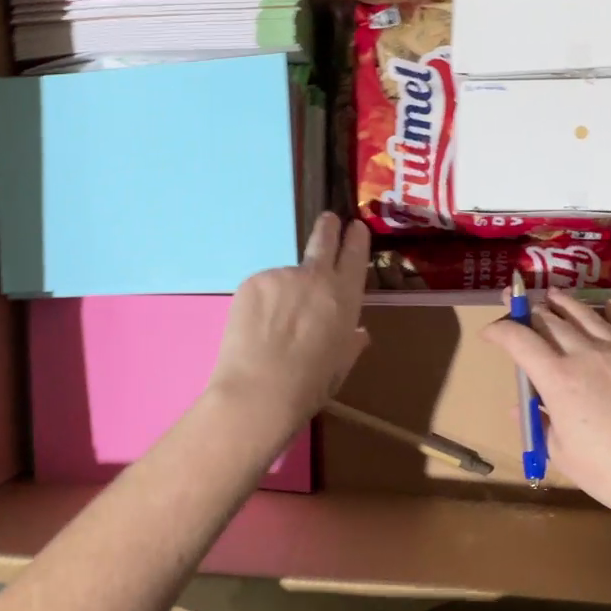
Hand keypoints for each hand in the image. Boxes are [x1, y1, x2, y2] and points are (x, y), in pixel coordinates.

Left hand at [208, 214, 371, 432]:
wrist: (260, 391)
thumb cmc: (309, 385)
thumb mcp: (340, 365)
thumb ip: (350, 343)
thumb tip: (358, 332)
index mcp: (344, 297)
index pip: (354, 256)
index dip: (355, 239)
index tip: (356, 227)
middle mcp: (316, 277)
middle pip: (322, 241)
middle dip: (327, 229)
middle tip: (327, 220)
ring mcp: (281, 276)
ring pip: (286, 276)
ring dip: (284, 291)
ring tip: (273, 326)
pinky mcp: (252, 282)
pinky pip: (262, 287)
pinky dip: (261, 302)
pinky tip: (255, 328)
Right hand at [483, 291, 610, 526]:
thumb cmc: (610, 473)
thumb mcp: (561, 452)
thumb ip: (540, 422)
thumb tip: (525, 407)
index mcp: (557, 379)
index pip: (518, 339)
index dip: (499, 331)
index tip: (489, 334)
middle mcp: (586, 354)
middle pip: (550, 319)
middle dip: (527, 309)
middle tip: (515, 301)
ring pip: (586, 313)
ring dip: (564, 302)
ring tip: (553, 295)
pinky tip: (607, 305)